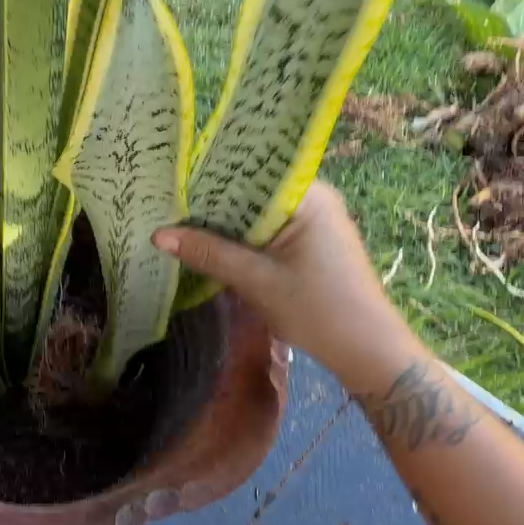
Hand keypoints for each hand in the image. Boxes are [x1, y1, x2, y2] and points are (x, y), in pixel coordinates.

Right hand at [151, 183, 421, 381]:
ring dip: (219, 225)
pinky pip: (262, 231)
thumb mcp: (255, 280)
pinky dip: (236, 239)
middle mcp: (312, 199)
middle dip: (207, 205)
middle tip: (161, 209)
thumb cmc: (316, 310)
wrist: (366, 350)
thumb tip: (157, 234)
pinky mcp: (306, 243)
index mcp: (308, 196)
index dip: (205, 182)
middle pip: (248, 193)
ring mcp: (311, 221)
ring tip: (174, 226)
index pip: (248, 174)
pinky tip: (206, 247)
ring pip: (252, 215)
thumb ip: (207, 252)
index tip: (167, 191)